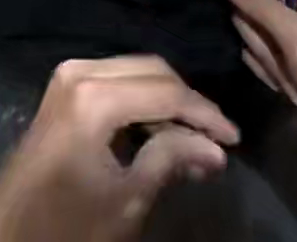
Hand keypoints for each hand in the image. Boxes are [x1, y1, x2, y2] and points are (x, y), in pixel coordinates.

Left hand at [0, 55, 239, 241]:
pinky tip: (159, 131)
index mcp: (94, 96)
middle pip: (152, 72)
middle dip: (187, 104)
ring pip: (135, 72)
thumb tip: (216, 148)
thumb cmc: (64, 231)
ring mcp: (68, 76)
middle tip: (217, 138)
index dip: (204, 114)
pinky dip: (141, 102)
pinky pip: (115, 81)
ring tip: (194, 139)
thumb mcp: (125, 202)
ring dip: (166, 102)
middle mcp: (80, 70)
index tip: (234, 138)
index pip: (166, 92)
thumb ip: (172, 160)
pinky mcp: (62, 89)